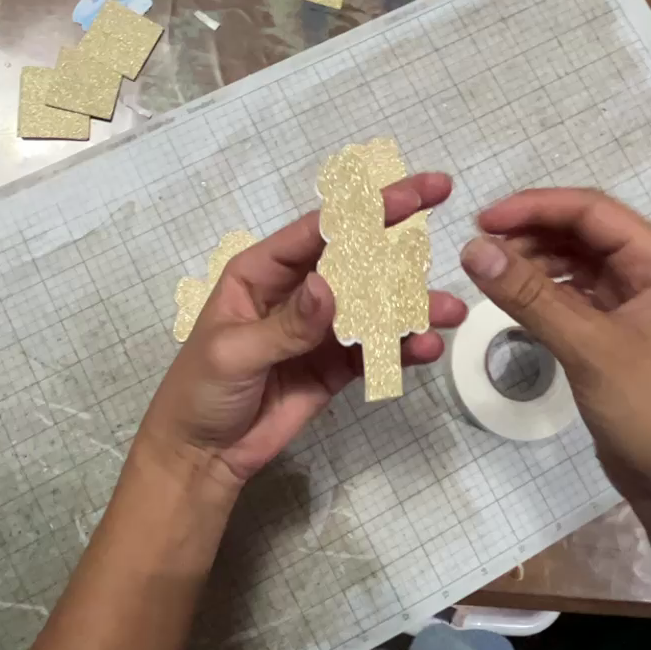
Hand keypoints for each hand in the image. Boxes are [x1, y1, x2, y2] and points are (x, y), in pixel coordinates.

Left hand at [140, 173, 467, 484]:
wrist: (204, 454)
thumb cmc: (201, 390)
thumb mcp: (234, 353)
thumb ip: (286, 324)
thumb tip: (329, 286)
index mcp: (262, 271)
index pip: (320, 230)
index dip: (367, 208)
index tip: (416, 194)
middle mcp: (297, 290)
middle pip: (355, 259)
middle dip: (400, 248)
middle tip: (449, 240)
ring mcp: (320, 328)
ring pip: (373, 306)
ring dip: (411, 306)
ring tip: (447, 313)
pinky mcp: (336, 364)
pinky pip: (375, 349)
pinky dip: (402, 347)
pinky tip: (426, 348)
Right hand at [459, 188, 650, 510]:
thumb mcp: (589, 348)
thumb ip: (530, 296)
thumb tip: (471, 250)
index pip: (593, 212)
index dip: (535, 208)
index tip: (482, 222)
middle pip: (584, 234)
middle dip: (530, 234)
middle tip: (479, 250)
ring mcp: (636, 307)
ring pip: (576, 265)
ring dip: (533, 262)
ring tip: (490, 274)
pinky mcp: (618, 337)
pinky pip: (574, 297)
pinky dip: (542, 293)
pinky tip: (513, 301)